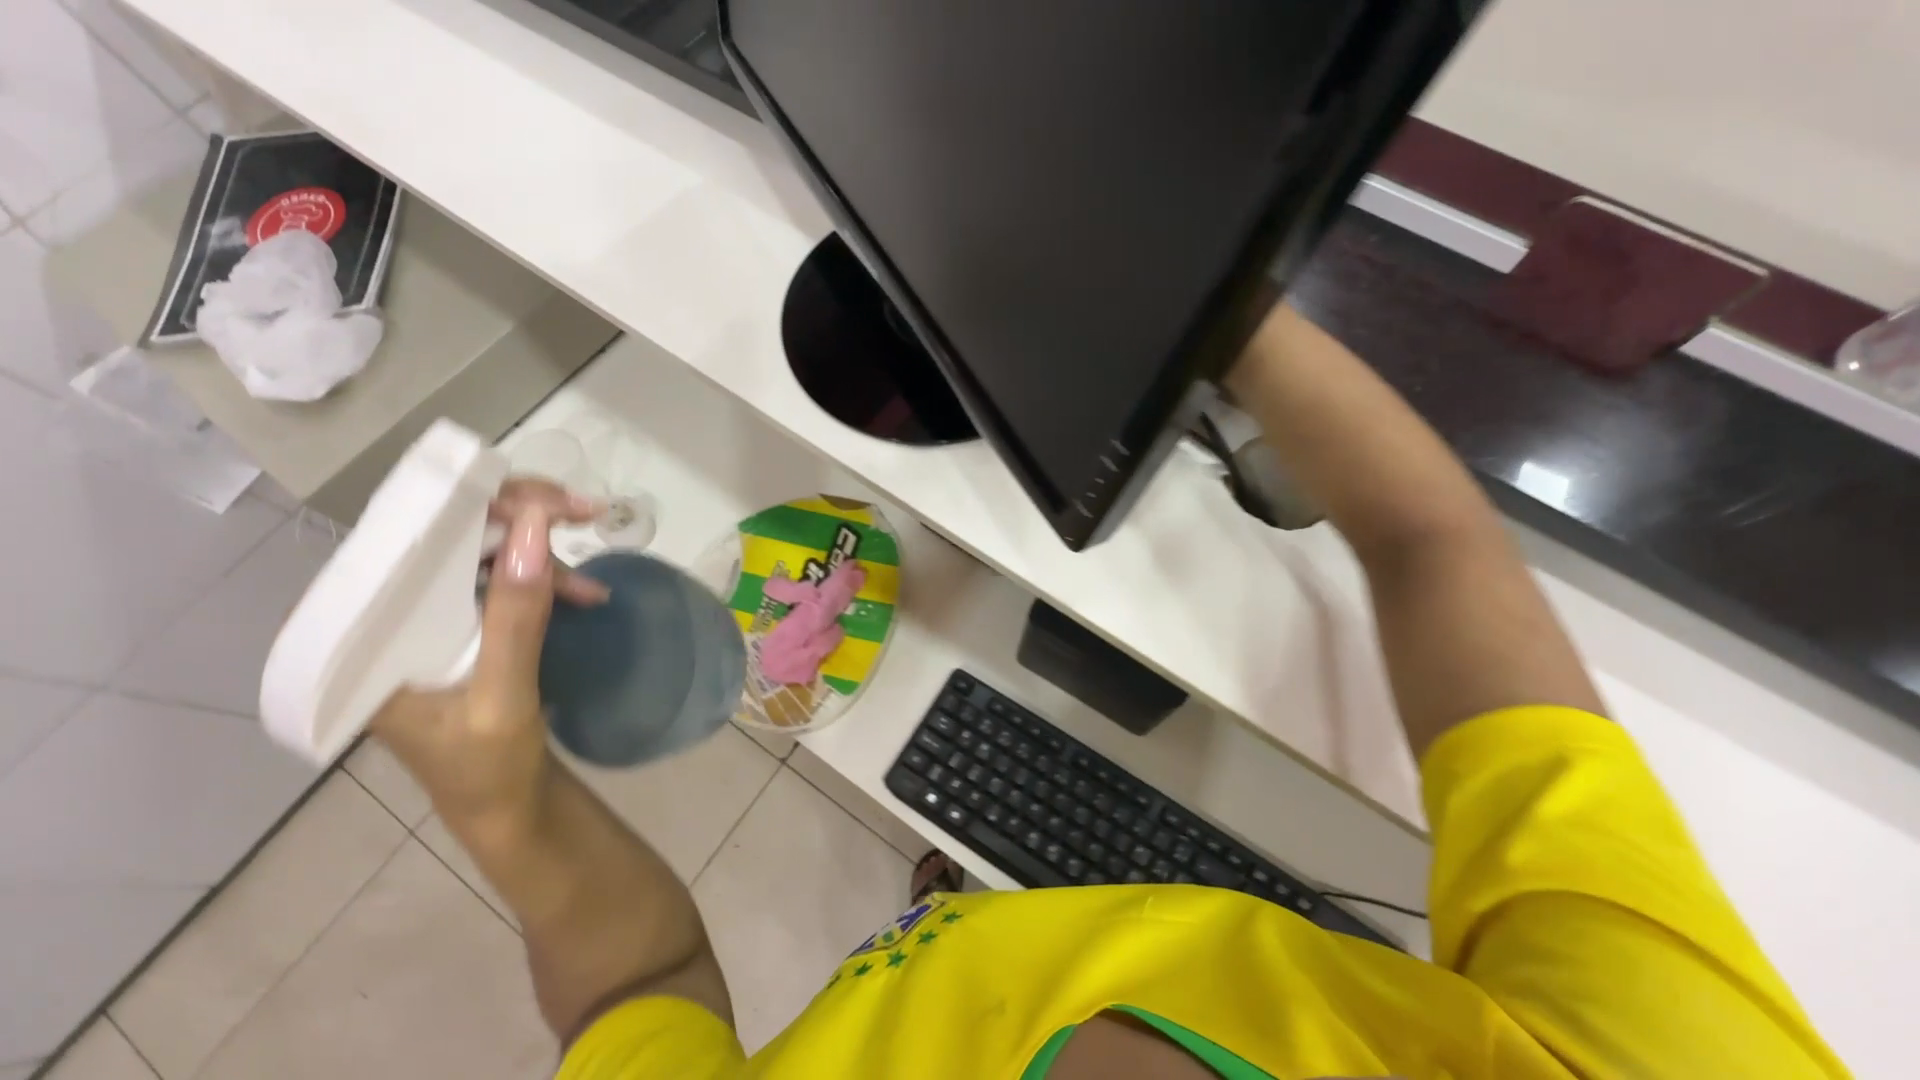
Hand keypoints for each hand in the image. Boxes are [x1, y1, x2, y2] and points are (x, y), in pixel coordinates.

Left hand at [370, 480, 604, 830]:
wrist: (506, 811)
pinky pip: (497, 583)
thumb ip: (514, 617)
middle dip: (520, 522)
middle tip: (583, 513)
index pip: (409, 540)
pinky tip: (581, 597)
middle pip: (446, 538)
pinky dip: (542, 582)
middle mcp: (386, 618)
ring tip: (590, 590)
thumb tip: (532, 528)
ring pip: (479, 557)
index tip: (546, 501)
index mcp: (366, 634)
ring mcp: (424, 623)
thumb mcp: (504, 697)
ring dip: (541, 560)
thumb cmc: (488, 769)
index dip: (474, 505)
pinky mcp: (458, 631)